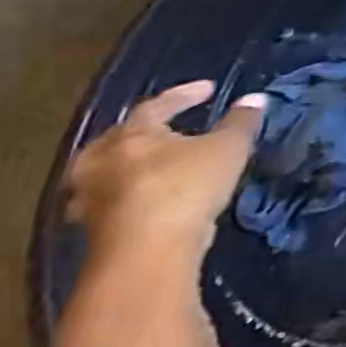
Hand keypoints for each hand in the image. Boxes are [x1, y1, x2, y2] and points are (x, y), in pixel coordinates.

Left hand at [65, 80, 267, 259]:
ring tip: (146, 169)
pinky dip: (124, 200)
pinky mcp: (92, 238)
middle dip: (136, 133)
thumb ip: (240, 122)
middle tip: (159, 130)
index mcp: (132, 136)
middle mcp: (102, 165)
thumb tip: (254, 99)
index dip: (183, 95)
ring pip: (102, 177)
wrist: (145, 257)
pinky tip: (143, 204)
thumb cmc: (185, 188)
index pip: (156, 106)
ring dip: (122, 171)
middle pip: (114, 141)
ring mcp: (91, 203)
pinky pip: (108, 206)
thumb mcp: (228, 148)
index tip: (208, 89)